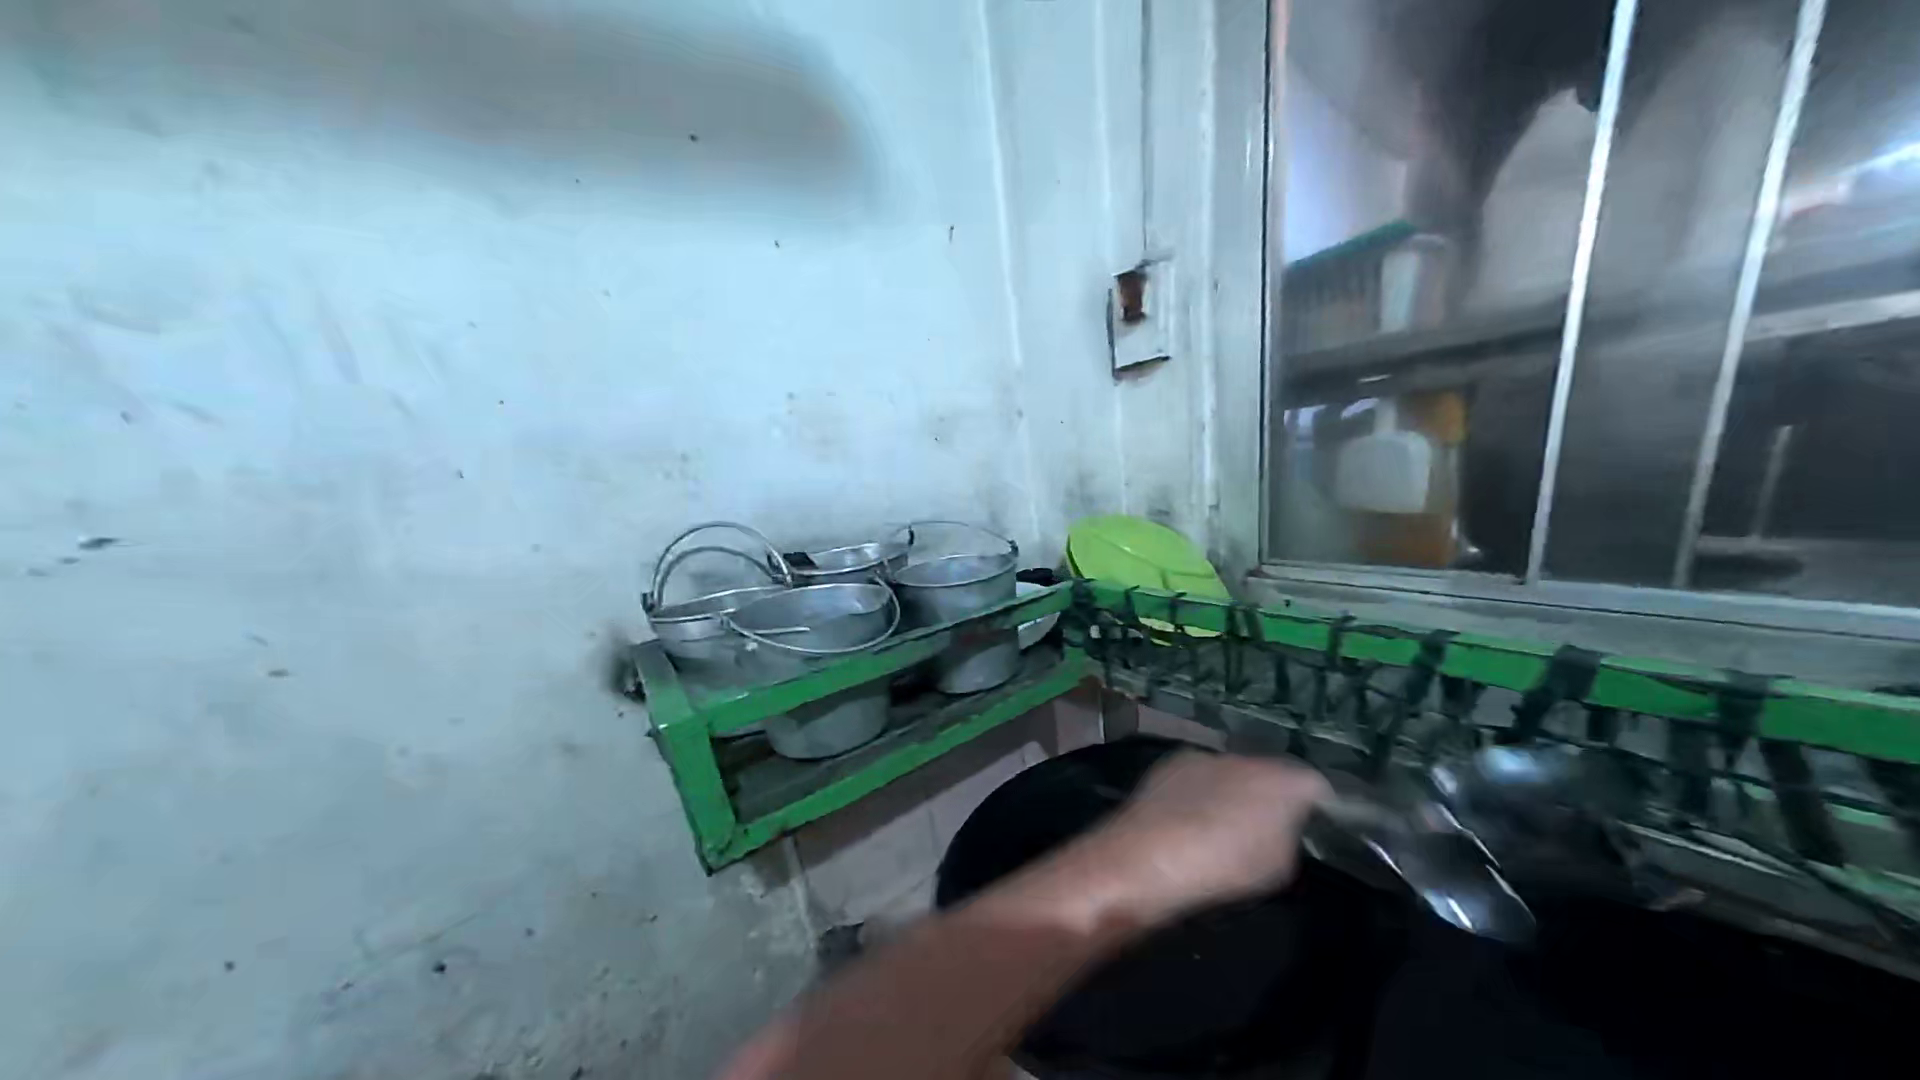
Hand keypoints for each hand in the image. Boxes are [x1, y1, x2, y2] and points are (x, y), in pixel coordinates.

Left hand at [1026, 752, 1331, 934]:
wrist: (1146, 856)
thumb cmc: (1224, 868)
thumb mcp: (1280, 866)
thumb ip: (1292, 837)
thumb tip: (1285, 826)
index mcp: (1282, 779)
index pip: (1317, 784)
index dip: (1321, 806)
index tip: (1319, 828)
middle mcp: (1244, 756)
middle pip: (1272, 773)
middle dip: (1273, 795)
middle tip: (1270, 829)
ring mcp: (1203, 755)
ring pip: (1232, 772)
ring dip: (1235, 791)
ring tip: (1224, 825)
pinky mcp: (1169, 763)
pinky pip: (1199, 776)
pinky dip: (1201, 792)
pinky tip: (1190, 818)